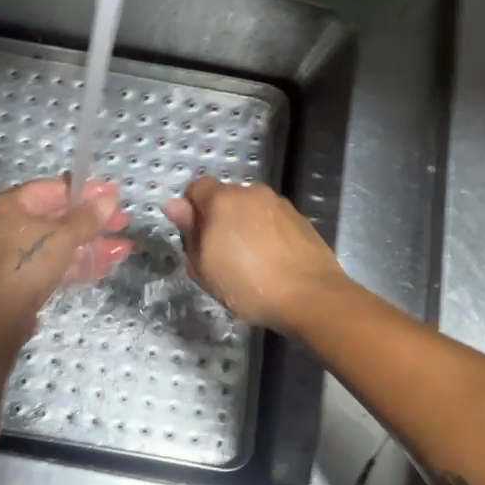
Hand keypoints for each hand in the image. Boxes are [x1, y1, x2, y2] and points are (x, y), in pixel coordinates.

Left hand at [0, 177, 131, 326]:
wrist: (2, 313)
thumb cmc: (30, 262)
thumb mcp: (63, 235)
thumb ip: (88, 217)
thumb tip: (110, 198)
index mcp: (10, 206)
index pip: (52, 190)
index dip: (85, 191)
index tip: (112, 195)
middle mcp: (9, 226)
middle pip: (58, 217)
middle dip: (93, 222)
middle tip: (123, 222)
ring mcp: (16, 254)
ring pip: (60, 243)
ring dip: (92, 244)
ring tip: (124, 248)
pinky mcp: (24, 278)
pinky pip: (54, 263)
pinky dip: (78, 263)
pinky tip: (106, 266)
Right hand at [164, 177, 347, 330]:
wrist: (310, 296)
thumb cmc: (247, 285)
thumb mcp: (204, 267)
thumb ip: (189, 231)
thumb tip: (174, 205)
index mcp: (222, 200)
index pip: (196, 188)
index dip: (192, 210)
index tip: (196, 238)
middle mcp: (251, 193)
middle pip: (225, 198)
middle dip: (219, 219)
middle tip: (221, 255)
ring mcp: (279, 204)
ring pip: (251, 209)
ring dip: (245, 226)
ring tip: (250, 261)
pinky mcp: (300, 219)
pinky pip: (272, 220)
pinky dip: (266, 234)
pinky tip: (272, 261)